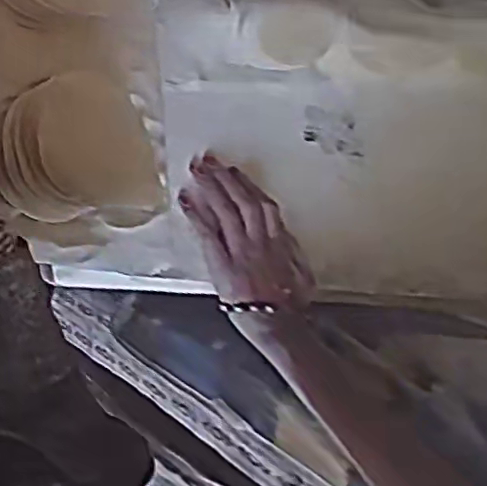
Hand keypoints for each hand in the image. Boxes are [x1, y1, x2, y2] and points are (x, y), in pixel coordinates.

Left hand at [180, 153, 314, 311]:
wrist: (275, 326)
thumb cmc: (289, 304)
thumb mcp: (301, 274)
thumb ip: (292, 250)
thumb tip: (284, 230)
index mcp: (280, 243)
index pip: (263, 207)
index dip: (247, 186)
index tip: (234, 170)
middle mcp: (260, 242)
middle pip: (243, 202)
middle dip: (225, 179)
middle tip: (208, 160)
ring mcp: (240, 250)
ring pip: (225, 211)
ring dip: (210, 188)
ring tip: (195, 170)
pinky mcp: (221, 260)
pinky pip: (207, 232)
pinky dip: (196, 213)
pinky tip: (185, 198)